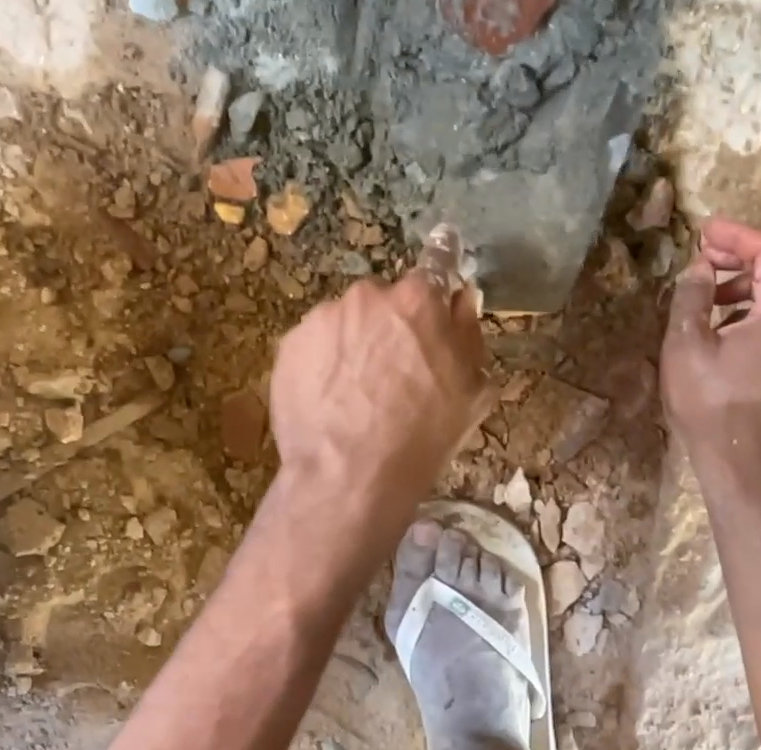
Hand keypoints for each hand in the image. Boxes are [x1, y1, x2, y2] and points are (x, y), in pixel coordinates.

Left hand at [268, 227, 490, 510]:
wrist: (349, 474)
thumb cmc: (422, 438)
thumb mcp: (471, 393)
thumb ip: (468, 336)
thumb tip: (463, 300)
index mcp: (419, 300)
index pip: (437, 263)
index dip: (440, 271)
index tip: (439, 269)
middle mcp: (368, 296)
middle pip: (385, 302)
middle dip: (391, 327)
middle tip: (394, 376)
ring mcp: (323, 318)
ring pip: (345, 324)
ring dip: (353, 347)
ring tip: (356, 398)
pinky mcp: (289, 345)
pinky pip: (314, 348)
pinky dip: (322, 367)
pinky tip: (330, 404)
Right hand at [661, 219, 760, 452]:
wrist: (733, 452)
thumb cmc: (708, 399)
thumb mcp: (686, 343)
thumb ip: (692, 296)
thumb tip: (700, 267)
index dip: (738, 234)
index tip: (703, 230)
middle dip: (746, 250)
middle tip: (707, 252)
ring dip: (747, 277)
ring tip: (707, 287)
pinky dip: (750, 300)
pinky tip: (718, 317)